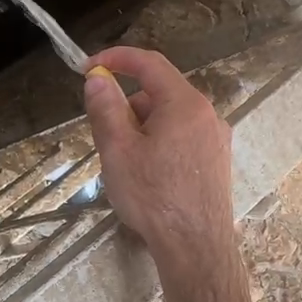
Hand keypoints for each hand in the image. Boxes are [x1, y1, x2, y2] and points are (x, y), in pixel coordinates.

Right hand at [82, 46, 236, 279]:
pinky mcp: (215, 159)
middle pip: (157, 93)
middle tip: (103, 138)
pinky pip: (179, 137)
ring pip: (167, 117)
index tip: (86, 67)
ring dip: (140, 129)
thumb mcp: (117, 150)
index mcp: (183, 104)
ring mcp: (215, 137)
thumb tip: (96, 79)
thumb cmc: (152, 195)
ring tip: (124, 166)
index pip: (149, 63)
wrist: (194, 243)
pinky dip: (156, 143)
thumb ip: (105, 109)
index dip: (116, 58)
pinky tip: (146, 175)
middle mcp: (206, 113)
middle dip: (125, 106)